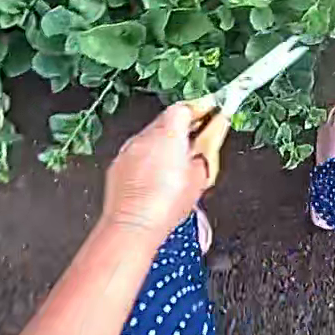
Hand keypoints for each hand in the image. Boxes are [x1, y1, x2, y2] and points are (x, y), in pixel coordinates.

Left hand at [99, 103, 216, 236]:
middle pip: (168, 119)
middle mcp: (145, 137)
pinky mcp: (118, 165)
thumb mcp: (201, 175)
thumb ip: (209, 146)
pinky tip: (159, 174)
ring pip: (152, 135)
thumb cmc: (167, 203)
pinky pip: (138, 151)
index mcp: (169, 134)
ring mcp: (129, 150)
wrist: (133, 226)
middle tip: (201, 136)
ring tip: (181, 160)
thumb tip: (216, 130)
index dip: (201, 108)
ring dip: (167, 141)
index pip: (185, 108)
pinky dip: (150, 155)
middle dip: (185, 124)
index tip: (213, 113)